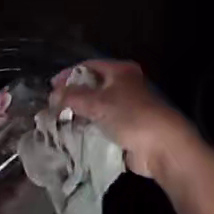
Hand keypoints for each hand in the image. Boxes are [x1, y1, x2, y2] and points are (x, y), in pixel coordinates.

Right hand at [49, 59, 200, 179]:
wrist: (162, 146)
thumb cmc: (130, 115)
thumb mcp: (97, 102)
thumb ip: (71, 97)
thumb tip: (52, 96)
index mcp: (119, 71)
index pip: (88, 66)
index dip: (68, 74)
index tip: (51, 87)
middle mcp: (123, 86)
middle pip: (91, 87)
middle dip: (72, 97)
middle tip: (53, 107)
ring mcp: (126, 108)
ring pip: (96, 108)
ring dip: (79, 115)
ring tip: (59, 123)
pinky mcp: (127, 128)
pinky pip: (101, 125)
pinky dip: (89, 129)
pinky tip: (74, 136)